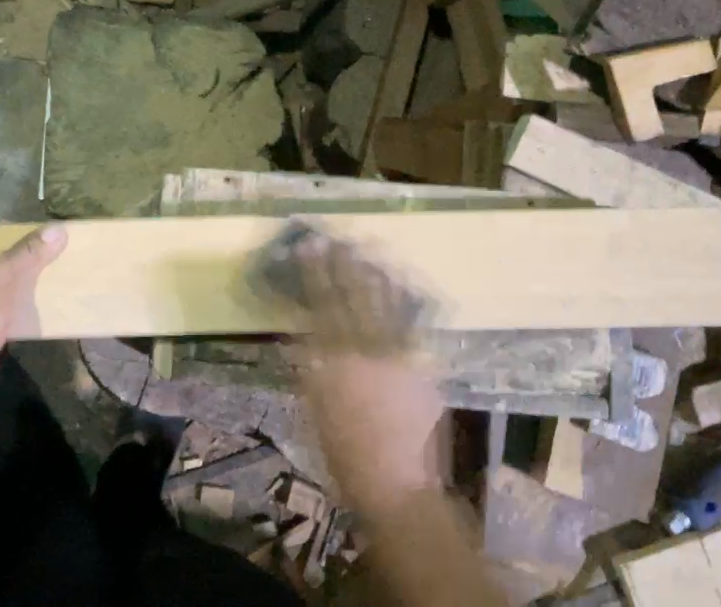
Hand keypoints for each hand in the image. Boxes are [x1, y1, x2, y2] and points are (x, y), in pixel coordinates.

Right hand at [267, 223, 448, 511]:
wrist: (397, 483)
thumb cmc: (342, 452)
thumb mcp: (311, 408)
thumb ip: (307, 367)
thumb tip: (297, 334)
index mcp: (334, 358)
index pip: (321, 303)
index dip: (314, 272)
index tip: (307, 245)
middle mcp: (366, 348)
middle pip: (353, 295)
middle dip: (342, 264)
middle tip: (334, 238)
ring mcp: (399, 354)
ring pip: (385, 302)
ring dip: (373, 273)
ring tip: (365, 249)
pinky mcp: (423, 366)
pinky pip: (411, 322)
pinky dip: (402, 299)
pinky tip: (397, 283)